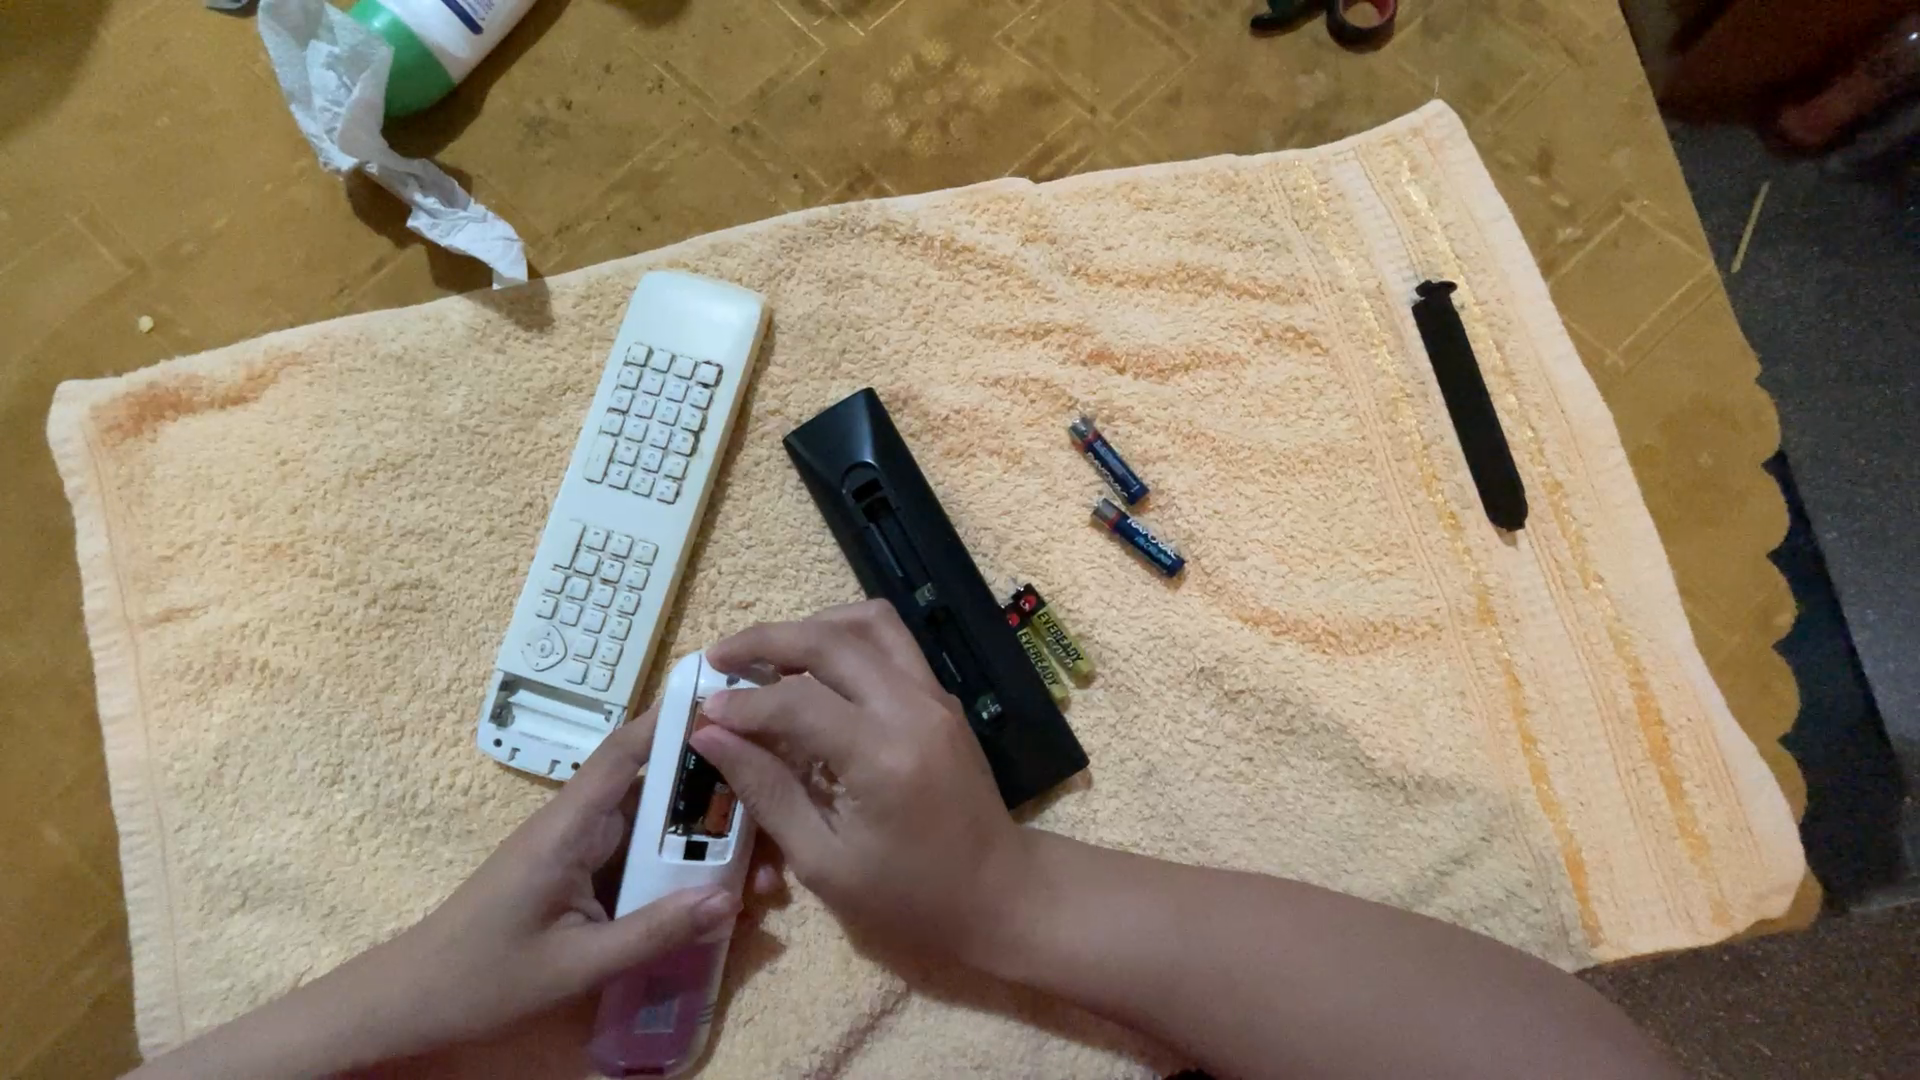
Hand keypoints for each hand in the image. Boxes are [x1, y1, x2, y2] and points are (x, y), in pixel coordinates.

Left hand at [370, 707, 743, 1049]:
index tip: (720, 692)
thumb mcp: (572, 966)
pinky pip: (650, 854)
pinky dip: (687, 863)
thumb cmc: (479, 977)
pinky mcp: (593, 872)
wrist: (409, 1005)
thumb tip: (728, 900)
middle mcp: (585, 824)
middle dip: (715, 787)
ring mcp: (589, 848)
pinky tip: (723, 886)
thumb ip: (651, 932)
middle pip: (659, 785)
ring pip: (660, 823)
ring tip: (762, 858)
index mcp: (570, 827)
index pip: (624, 752)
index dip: (670, 717)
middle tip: (774, 789)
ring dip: (708, 832)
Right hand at [690, 600, 1031, 965]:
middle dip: (769, 639)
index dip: (743, 703)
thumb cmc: (909, 896)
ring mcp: (936, 695)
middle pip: (833, 639)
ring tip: (772, 654)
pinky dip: (849, 640)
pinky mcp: (943, 697)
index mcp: (883, 756)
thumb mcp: (824, 860)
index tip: (703, 709)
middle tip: (722, 656)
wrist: (998, 892)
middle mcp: (914, 707)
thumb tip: (710, 735)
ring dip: (815, 626)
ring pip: (872, 622)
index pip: (798, 701)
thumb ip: (767, 789)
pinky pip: (893, 643)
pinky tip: (818, 671)